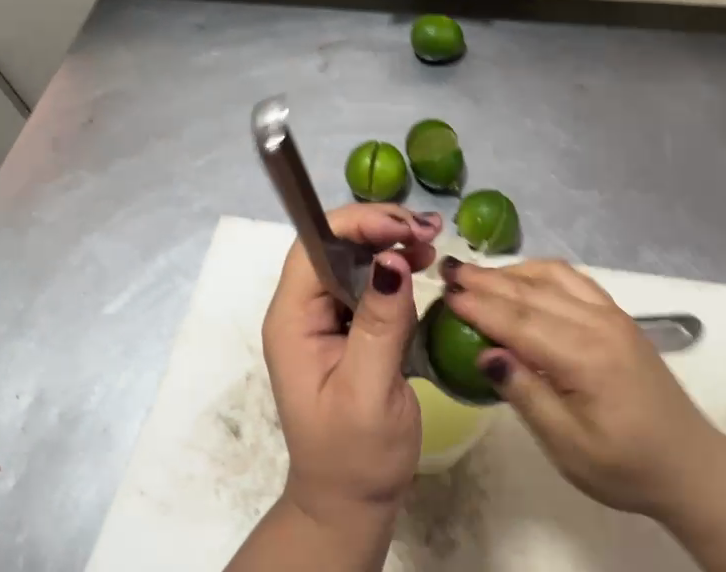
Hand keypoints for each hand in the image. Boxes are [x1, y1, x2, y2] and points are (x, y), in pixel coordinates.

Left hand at [262, 204, 440, 530]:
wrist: (352, 500)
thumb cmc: (355, 454)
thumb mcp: (369, 392)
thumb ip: (379, 324)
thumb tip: (394, 260)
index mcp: (293, 322)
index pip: (315, 247)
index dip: (356, 225)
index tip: (405, 228)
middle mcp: (304, 311)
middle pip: (335, 244)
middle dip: (380, 227)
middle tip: (430, 231)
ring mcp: (327, 318)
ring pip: (355, 257)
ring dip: (393, 242)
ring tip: (433, 240)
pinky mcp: (351, 327)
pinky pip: (371, 281)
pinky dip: (399, 266)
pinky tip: (426, 262)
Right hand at [439, 258, 723, 518]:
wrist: (688, 463)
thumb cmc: (624, 465)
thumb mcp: (568, 445)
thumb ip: (526, 394)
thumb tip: (487, 354)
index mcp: (586, 357)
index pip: (521, 321)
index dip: (480, 306)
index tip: (445, 292)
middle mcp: (600, 324)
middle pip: (533, 292)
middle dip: (488, 280)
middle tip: (449, 270)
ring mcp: (612, 316)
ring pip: (554, 278)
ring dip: (513, 272)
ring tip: (477, 274)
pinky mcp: (619, 317)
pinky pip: (575, 282)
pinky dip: (543, 274)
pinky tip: (523, 279)